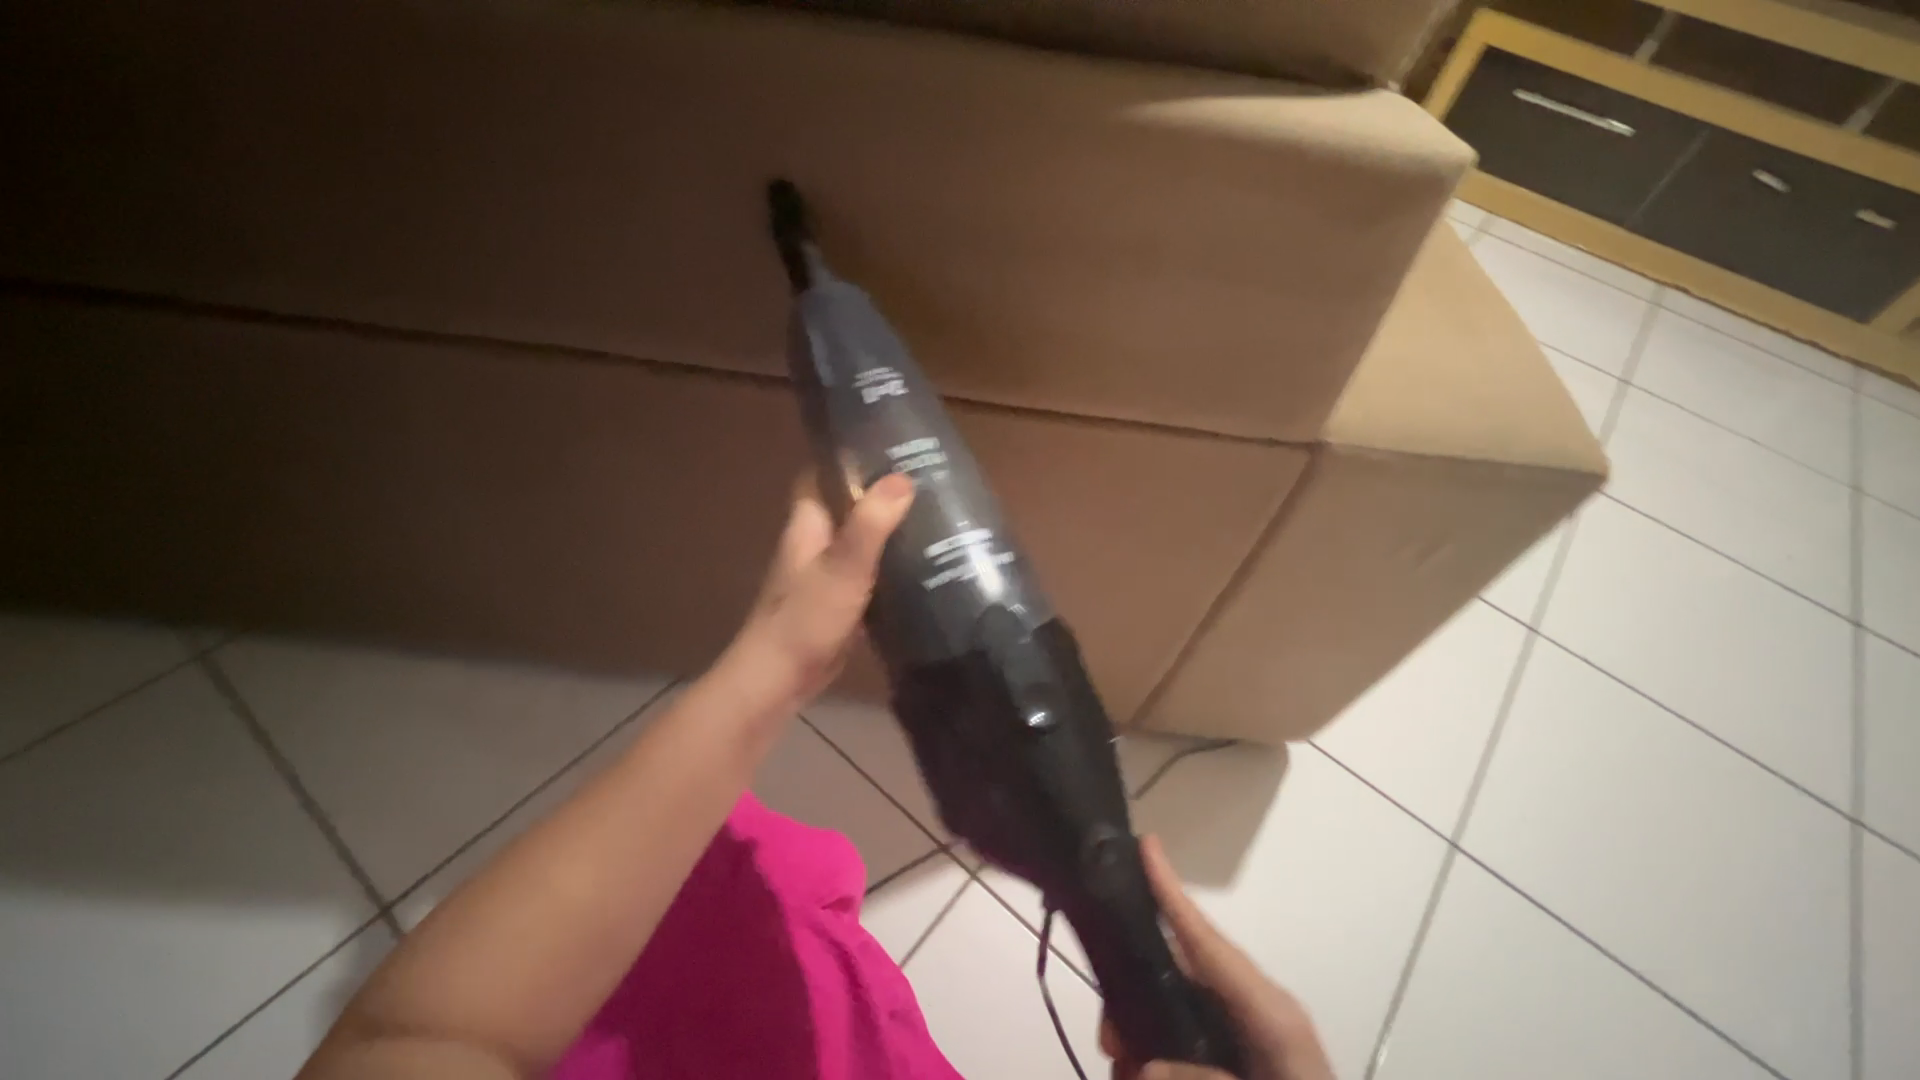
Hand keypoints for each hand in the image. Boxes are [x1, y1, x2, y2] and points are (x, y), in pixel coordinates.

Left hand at [719, 471, 914, 714]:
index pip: (821, 473)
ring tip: (934, 515)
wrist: (780, 678)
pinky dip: (889, 565)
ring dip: (887, 529)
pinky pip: (867, 572)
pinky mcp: (838, 603)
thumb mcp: (843, 567)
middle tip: (926, 478)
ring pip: (859, 539)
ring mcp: (824, 574)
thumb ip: (871, 524)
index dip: (847, 455)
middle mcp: (813, 542)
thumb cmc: (806, 618)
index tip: (886, 441)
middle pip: (845, 505)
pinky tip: (922, 566)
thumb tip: (902, 478)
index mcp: (807, 523)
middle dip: (878, 492)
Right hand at [1102, 837, 1334, 1079]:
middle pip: (1179, 973)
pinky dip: (1158, 1058)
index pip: (1208, 941)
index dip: (1173, 892)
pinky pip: (1187, 1039)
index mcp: (1269, 1012)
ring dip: (1141, 1038)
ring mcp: (1248, 1035)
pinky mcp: (1240, 1055)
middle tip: (1109, 1042)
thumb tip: (1143, 1065)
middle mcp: (1255, 1010)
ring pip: (1174, 1010)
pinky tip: (1142, 1074)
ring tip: (1124, 1068)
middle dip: (1133, 996)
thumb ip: (1203, 1078)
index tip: (1146, 844)